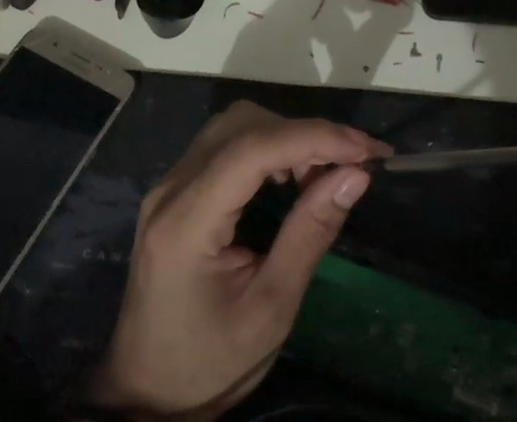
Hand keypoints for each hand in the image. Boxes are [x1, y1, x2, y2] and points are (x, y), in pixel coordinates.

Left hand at [89, 102, 390, 419]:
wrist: (148, 390)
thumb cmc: (211, 360)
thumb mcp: (272, 306)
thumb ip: (310, 233)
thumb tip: (356, 175)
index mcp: (186, 221)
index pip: (252, 150)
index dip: (314, 138)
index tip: (368, 151)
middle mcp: (170, 189)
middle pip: (242, 127)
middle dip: (305, 134)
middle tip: (354, 164)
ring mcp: (168, 187)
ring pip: (233, 128)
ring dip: (286, 137)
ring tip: (328, 171)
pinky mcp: (175, 193)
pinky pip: (224, 147)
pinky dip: (266, 148)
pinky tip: (293, 176)